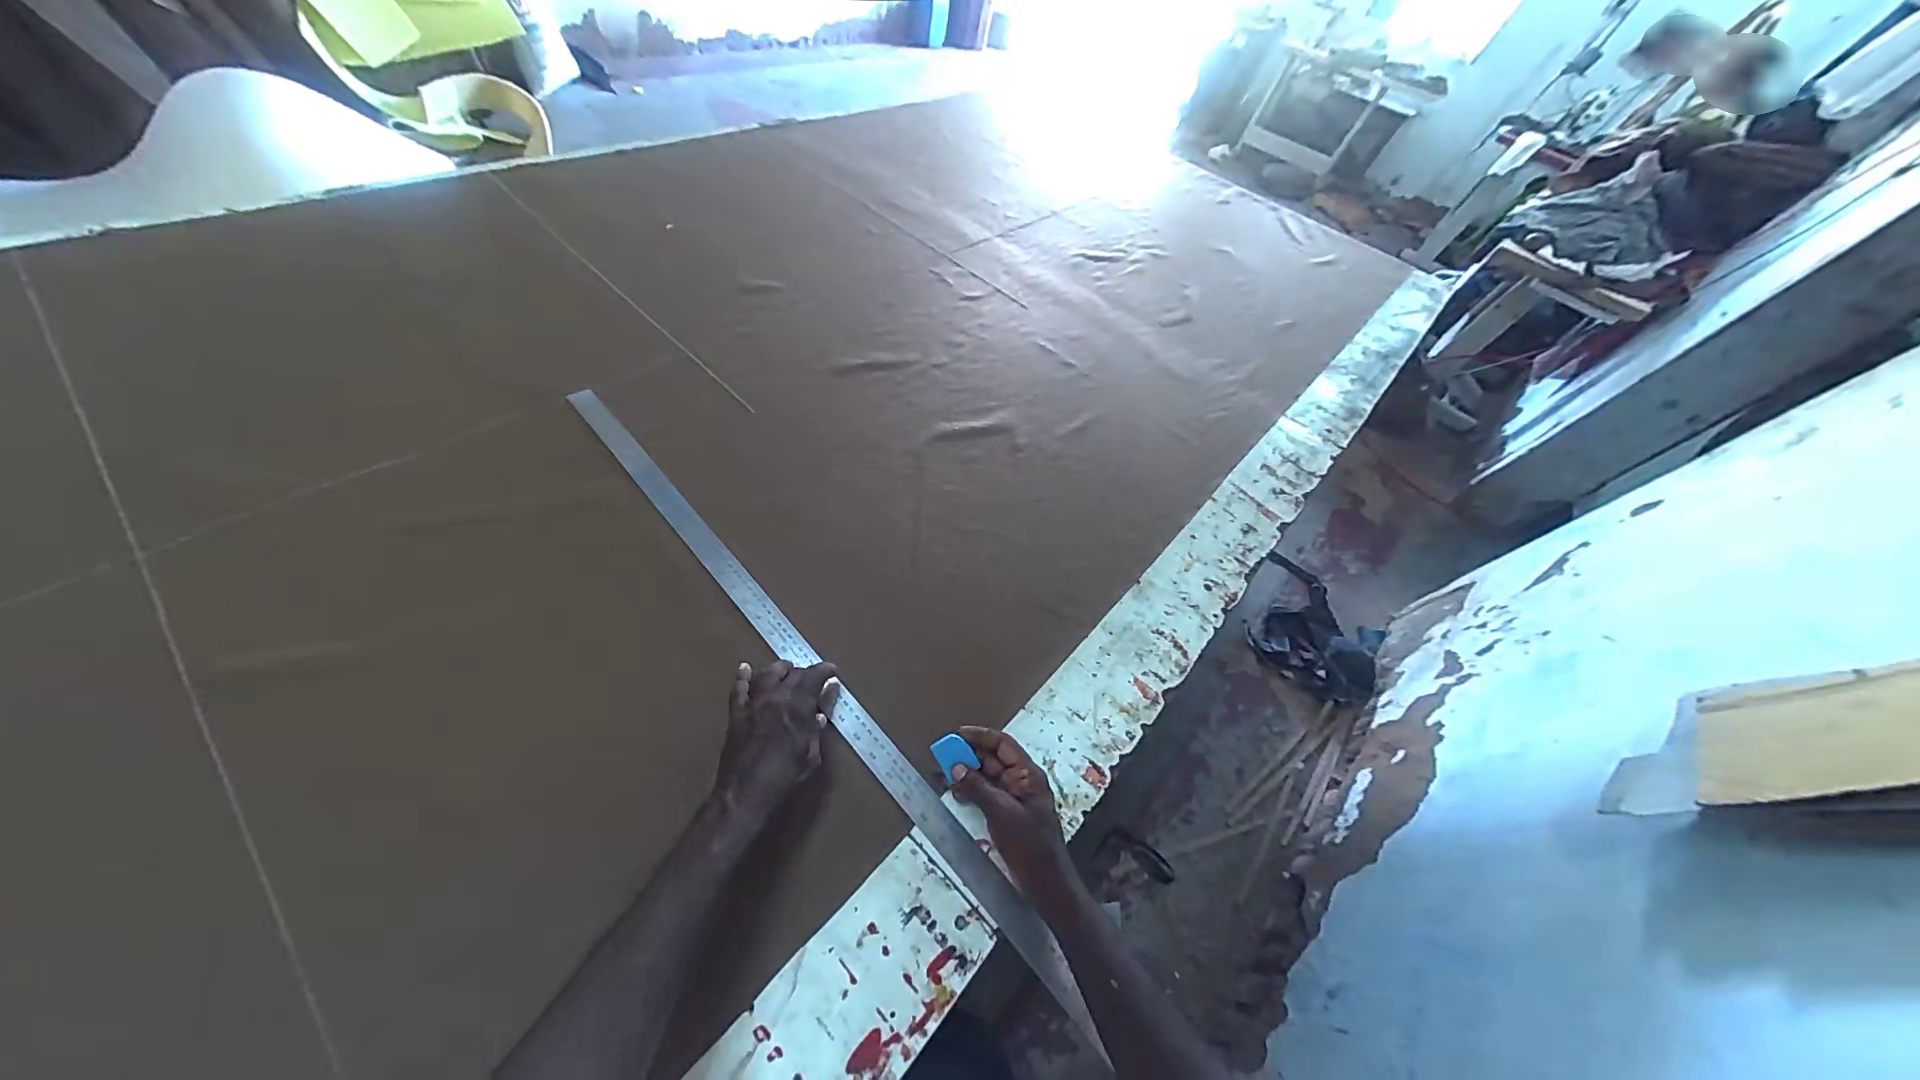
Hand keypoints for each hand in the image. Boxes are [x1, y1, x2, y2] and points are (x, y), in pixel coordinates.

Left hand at [713, 661, 838, 821]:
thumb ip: (816, 729)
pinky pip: (739, 689)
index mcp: (799, 707)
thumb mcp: (810, 755)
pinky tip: (745, 668)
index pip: (814, 677)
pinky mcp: (736, 713)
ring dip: (779, 669)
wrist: (744, 792)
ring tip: (787, 668)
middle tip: (812, 677)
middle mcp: (777, 698)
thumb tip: (821, 711)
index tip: (832, 671)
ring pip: (767, 674)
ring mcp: (754, 704)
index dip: (824, 671)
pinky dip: (742, 677)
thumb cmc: (784, 777)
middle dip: (805, 672)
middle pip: (793, 674)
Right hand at [949, 726, 1082, 919]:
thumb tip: (956, 767)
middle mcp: (1021, 783)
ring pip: (987, 777)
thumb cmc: (1031, 846)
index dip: (981, 736)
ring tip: (946, 772)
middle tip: (945, 754)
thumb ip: (978, 788)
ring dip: (968, 773)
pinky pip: (986, 796)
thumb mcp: (1002, 813)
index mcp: (1028, 775)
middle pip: (993, 759)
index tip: (958, 734)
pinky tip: (957, 794)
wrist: (1046, 884)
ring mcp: (1013, 800)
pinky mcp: (1006, 816)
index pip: (1003, 745)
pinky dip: (971, 792)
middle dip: (970, 755)